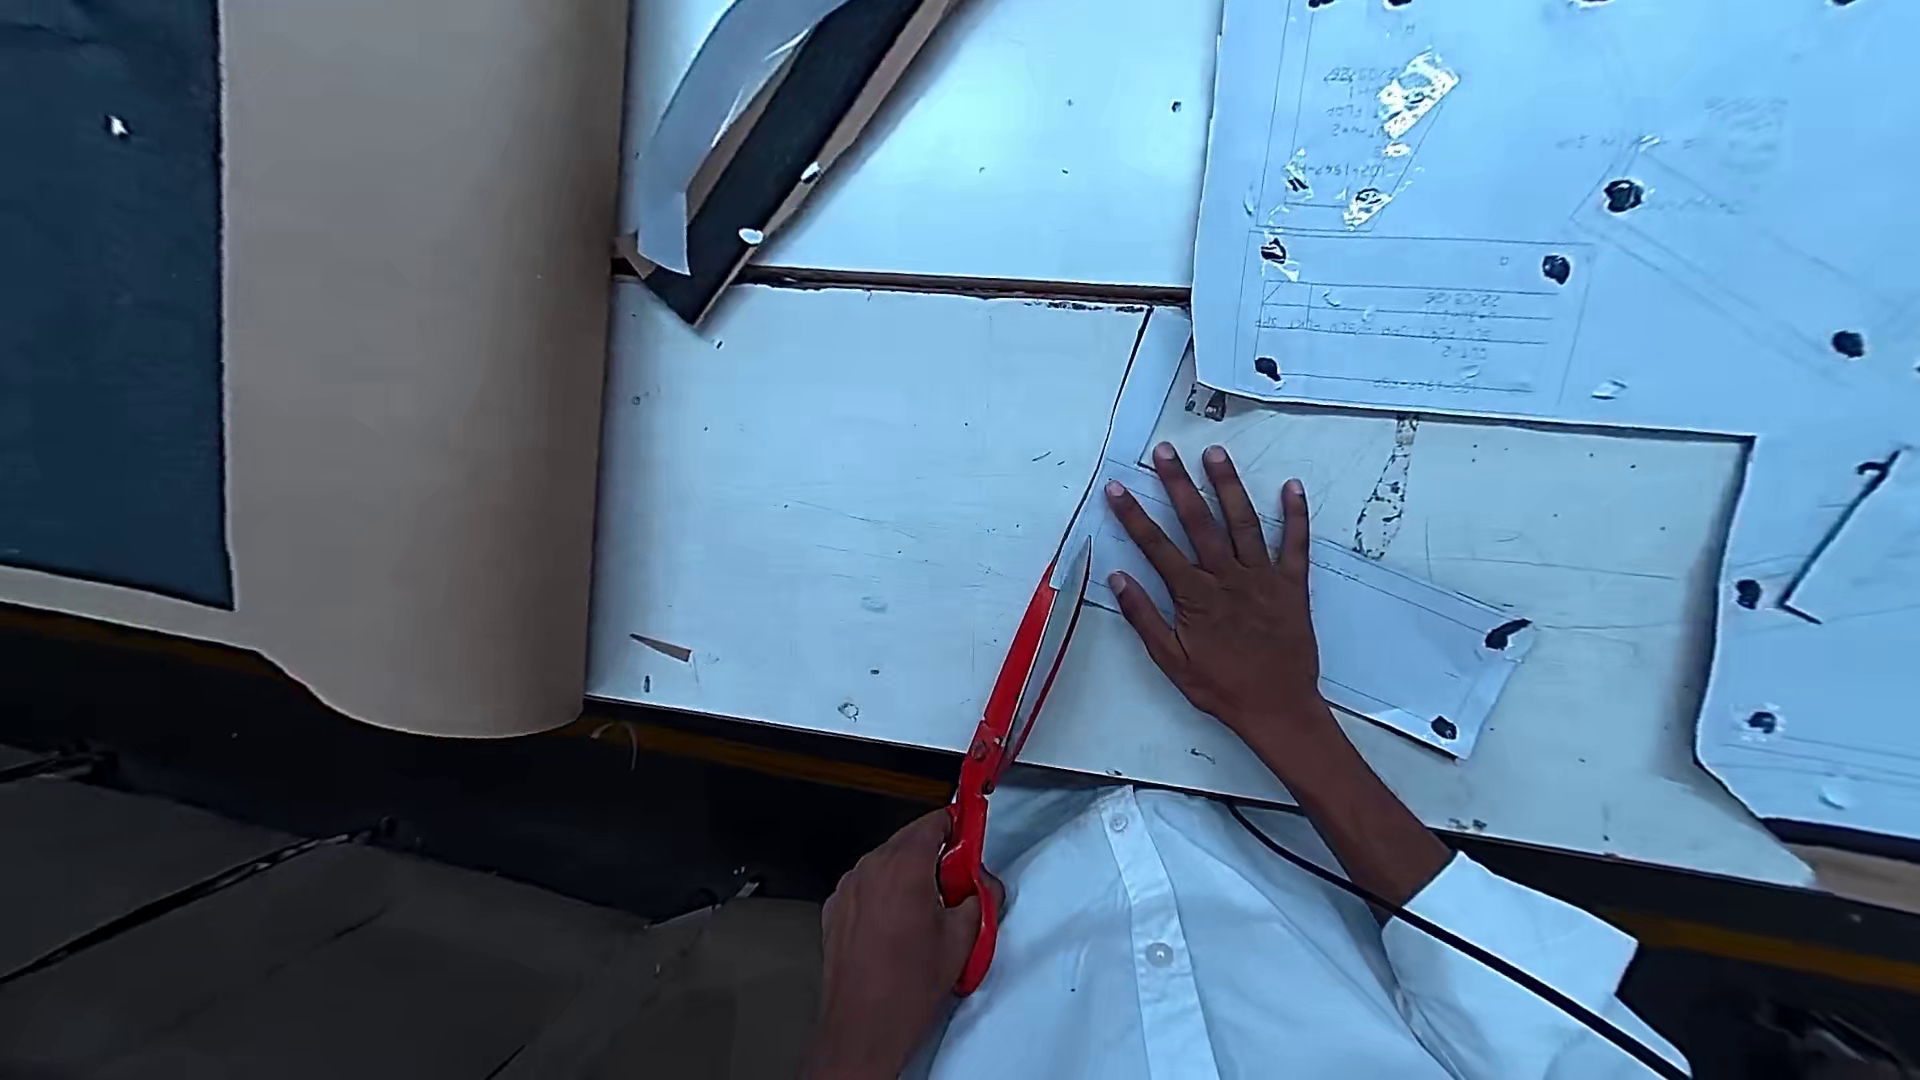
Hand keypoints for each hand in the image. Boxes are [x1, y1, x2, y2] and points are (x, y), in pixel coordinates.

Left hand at [806, 810, 1002, 1079]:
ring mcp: (850, 885)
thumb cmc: (905, 990)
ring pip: (888, 860)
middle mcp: (873, 866)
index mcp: (905, 865)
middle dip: (936, 853)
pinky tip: (897, 925)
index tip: (968, 837)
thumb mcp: (963, 938)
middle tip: (954, 882)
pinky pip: (868, 882)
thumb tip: (984, 881)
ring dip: (909, 872)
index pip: (936, 820)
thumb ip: (981, 896)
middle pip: (912, 838)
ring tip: (925, 911)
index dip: (958, 827)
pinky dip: (884, 891)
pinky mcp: (836, 905)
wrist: (862, 1031)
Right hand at [1104, 442, 1340, 768]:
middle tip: (1165, 452)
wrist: (1278, 708)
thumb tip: (1119, 578)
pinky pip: (1294, 545)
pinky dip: (1295, 515)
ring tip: (1215, 453)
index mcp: (1194, 595)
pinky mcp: (1292, 585)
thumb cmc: (1219, 686)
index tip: (1118, 488)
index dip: (1133, 515)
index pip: (1156, 546)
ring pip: (1242, 523)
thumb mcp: (1170, 660)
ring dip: (1228, 486)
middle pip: (1198, 522)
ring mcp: (1262, 578)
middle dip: (1178, 484)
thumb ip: (1144, 617)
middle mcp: (1227, 577)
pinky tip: (1291, 486)